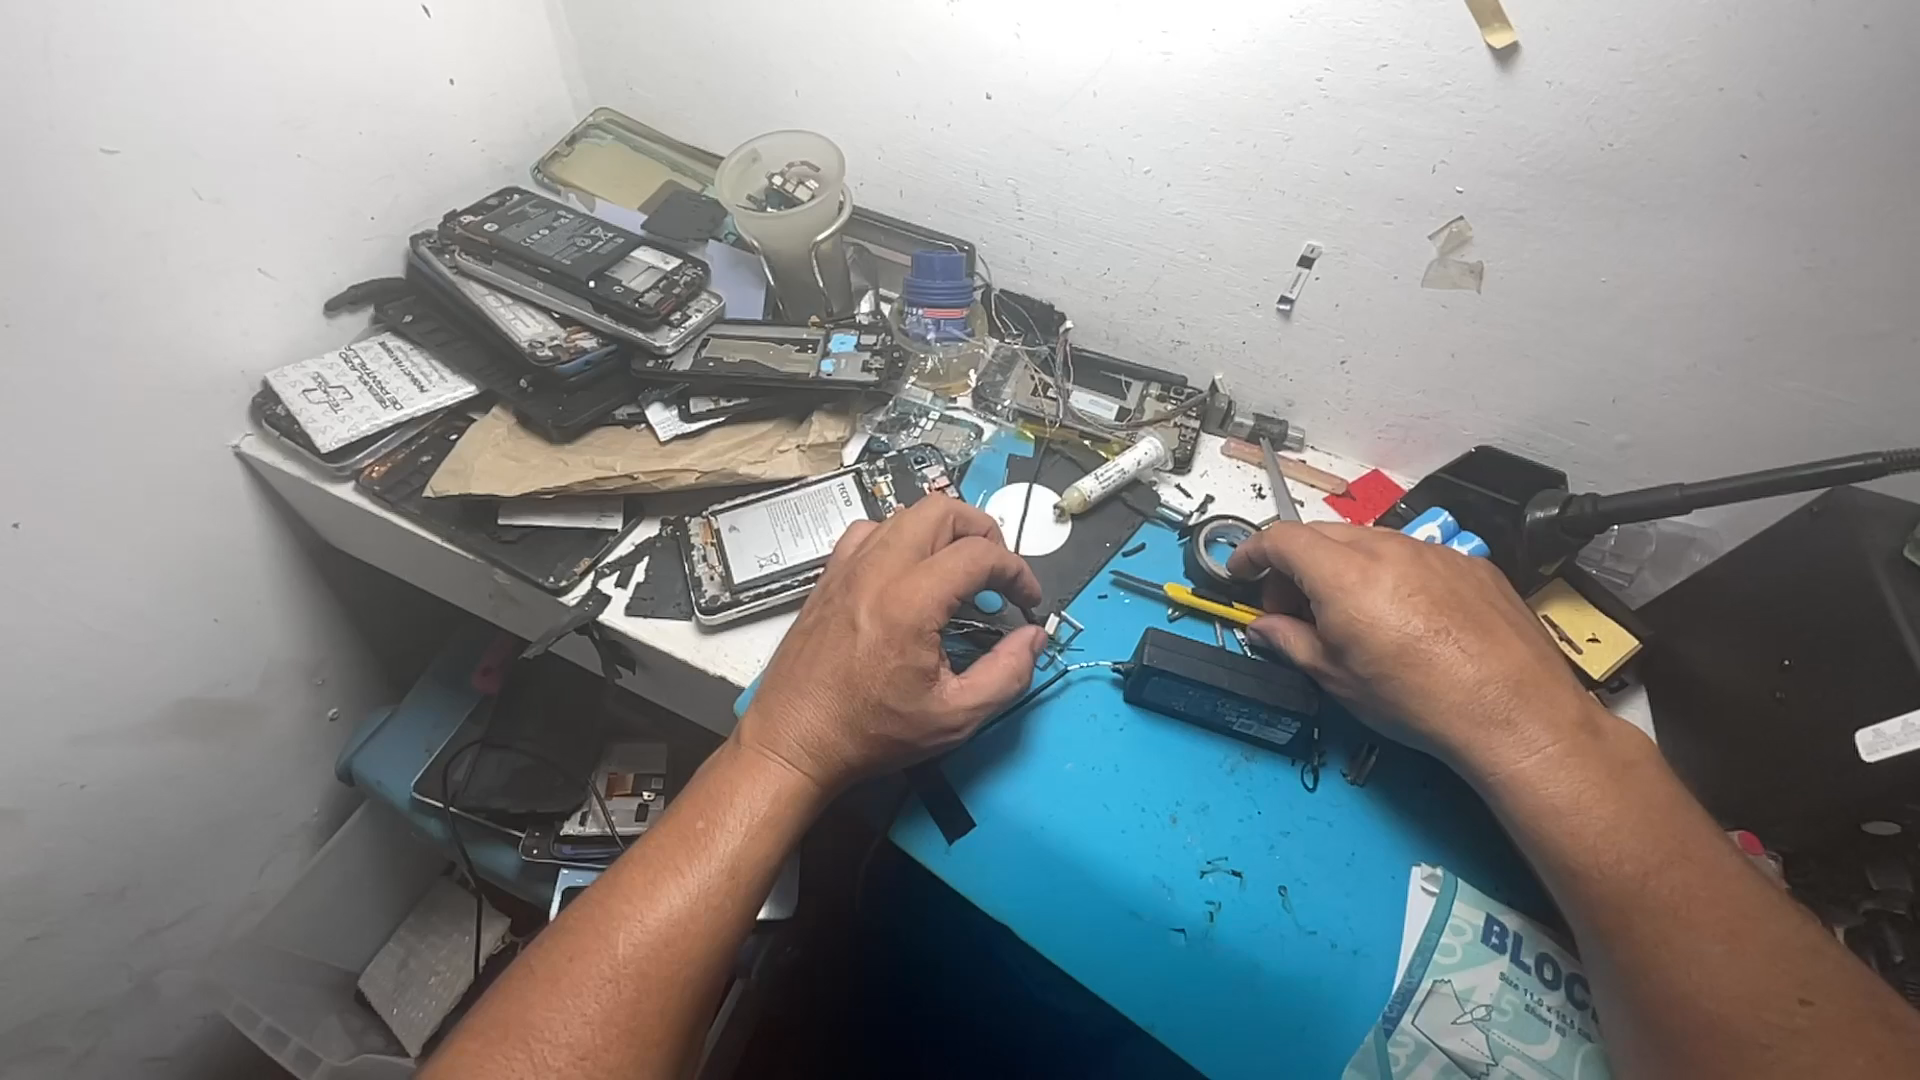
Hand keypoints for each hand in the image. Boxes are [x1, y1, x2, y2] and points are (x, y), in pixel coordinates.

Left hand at [733, 497, 1048, 794]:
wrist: (794, 740)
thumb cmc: (871, 733)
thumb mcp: (954, 717)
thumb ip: (1007, 674)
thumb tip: (1034, 638)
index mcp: (910, 601)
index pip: (979, 554)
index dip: (1017, 571)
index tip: (1026, 601)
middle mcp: (877, 569)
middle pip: (943, 510)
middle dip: (983, 533)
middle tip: (997, 573)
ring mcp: (848, 566)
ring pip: (906, 513)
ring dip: (943, 531)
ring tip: (958, 571)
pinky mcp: (829, 574)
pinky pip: (872, 530)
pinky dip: (902, 537)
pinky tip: (909, 573)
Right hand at [1226, 522, 1599, 777]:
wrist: (1516, 716)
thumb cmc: (1418, 701)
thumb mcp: (1334, 676)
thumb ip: (1288, 640)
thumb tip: (1264, 628)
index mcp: (1344, 574)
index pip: (1280, 539)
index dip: (1251, 552)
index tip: (1241, 572)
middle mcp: (1387, 549)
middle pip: (1319, 534)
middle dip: (1293, 564)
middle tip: (1291, 610)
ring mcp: (1433, 552)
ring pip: (1366, 541)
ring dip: (1339, 567)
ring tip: (1346, 615)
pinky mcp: (1470, 565)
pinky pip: (1411, 555)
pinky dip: (1386, 573)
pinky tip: (1400, 617)